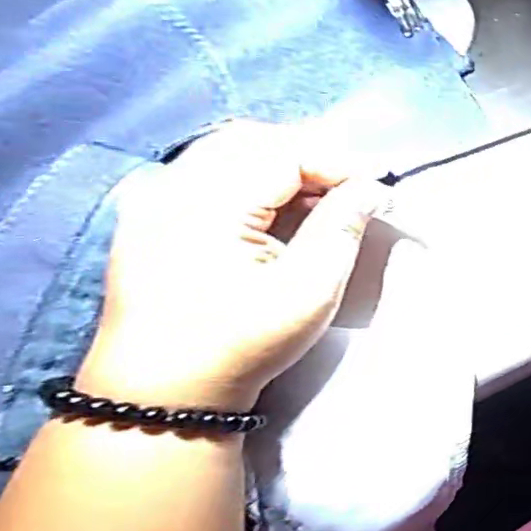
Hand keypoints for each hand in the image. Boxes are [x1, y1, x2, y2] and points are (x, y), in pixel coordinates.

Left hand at [75, 122, 390, 412]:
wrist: (163, 388)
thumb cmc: (245, 341)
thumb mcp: (310, 290)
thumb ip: (341, 229)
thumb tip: (371, 189)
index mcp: (208, 206)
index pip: (282, 155)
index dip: (338, 163)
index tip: (381, 183)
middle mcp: (170, 190)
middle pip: (247, 141)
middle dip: (310, 153)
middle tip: (357, 182)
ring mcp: (151, 204)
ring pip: (221, 153)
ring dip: (280, 162)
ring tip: (325, 191)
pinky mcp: (149, 221)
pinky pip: (202, 174)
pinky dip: (250, 177)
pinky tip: (279, 206)